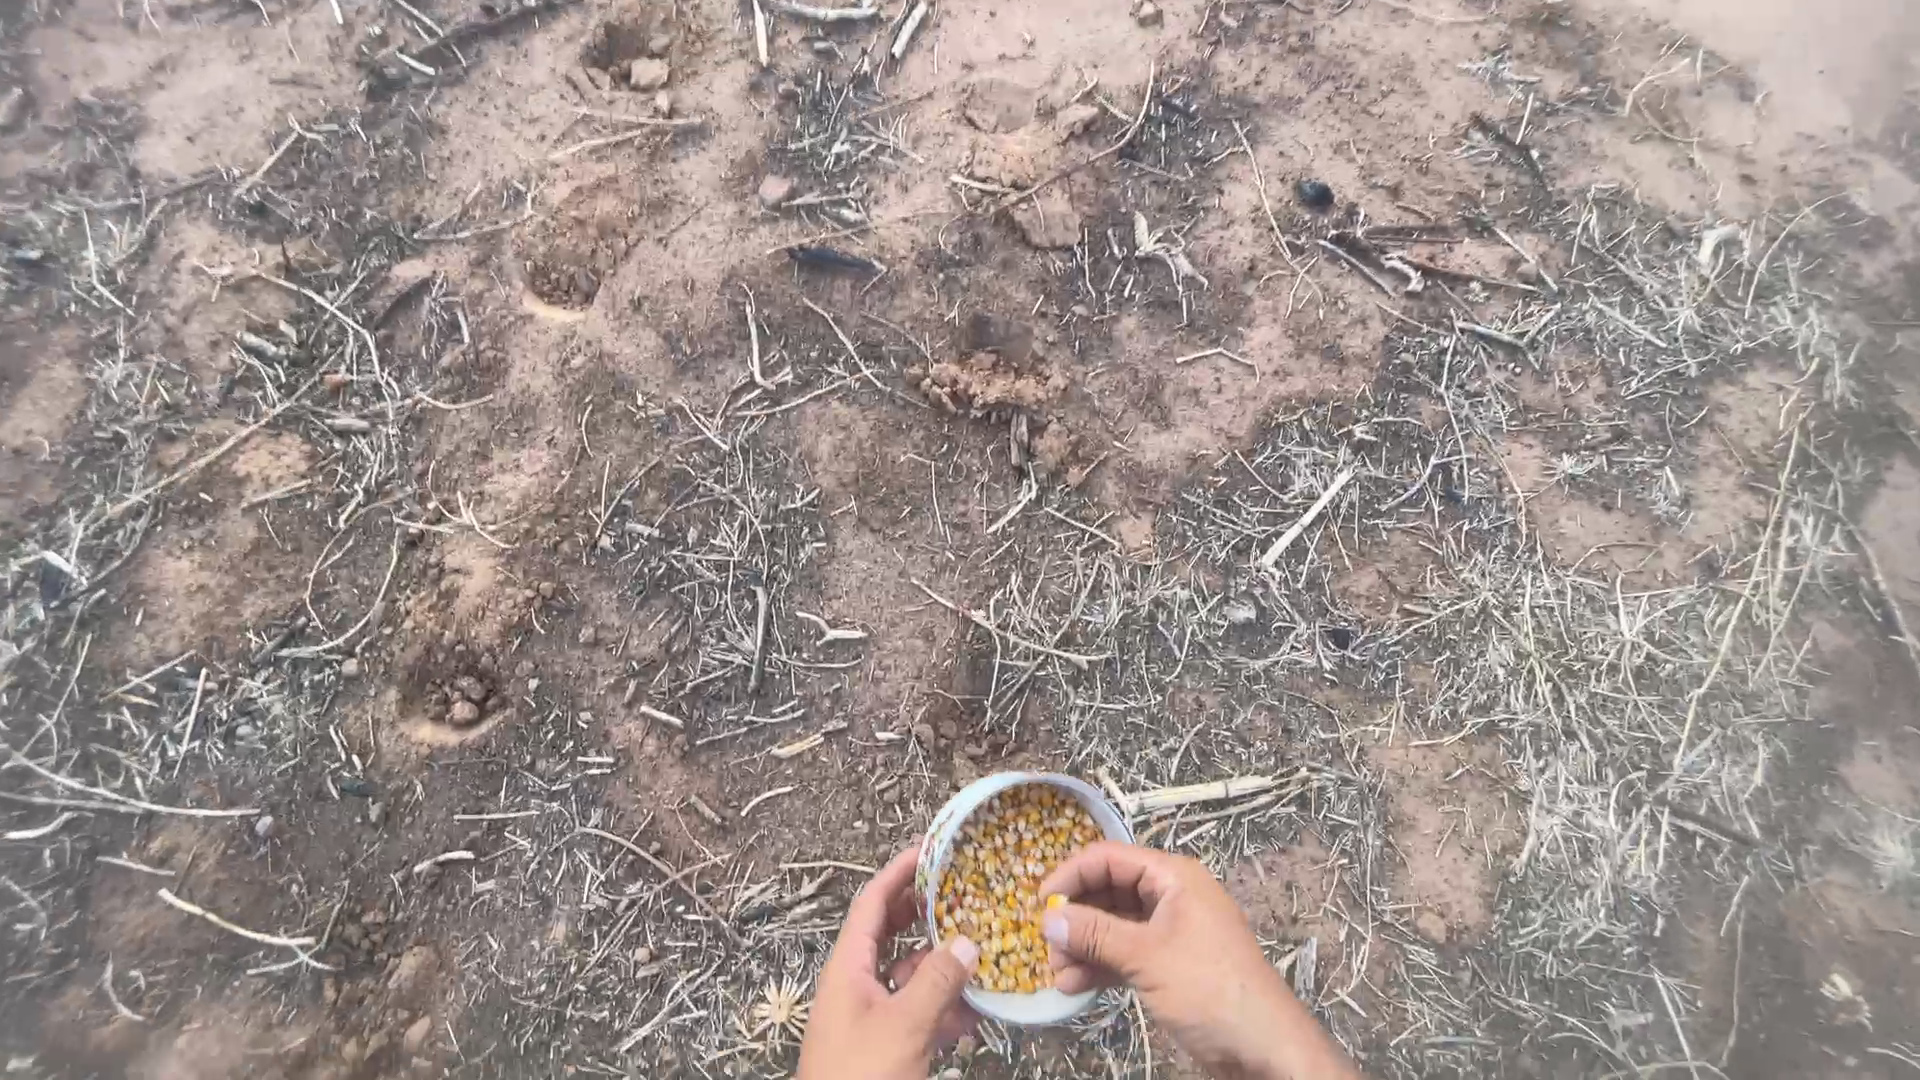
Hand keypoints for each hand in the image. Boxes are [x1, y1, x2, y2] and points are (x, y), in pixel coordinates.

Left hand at [796, 842, 981, 1079]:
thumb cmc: (859, 1079)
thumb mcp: (902, 1028)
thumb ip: (936, 982)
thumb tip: (967, 942)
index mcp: (847, 967)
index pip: (872, 902)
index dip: (899, 872)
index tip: (930, 851)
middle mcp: (855, 983)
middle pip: (890, 932)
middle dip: (925, 914)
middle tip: (961, 894)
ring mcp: (867, 1016)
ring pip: (906, 974)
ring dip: (940, 968)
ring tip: (977, 958)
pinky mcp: (881, 1046)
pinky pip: (913, 1012)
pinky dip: (940, 1010)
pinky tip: (970, 1021)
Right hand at [1039, 842, 1364, 1079]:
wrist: (1267, 1053)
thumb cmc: (1210, 989)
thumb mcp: (1147, 957)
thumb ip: (1095, 934)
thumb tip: (1048, 918)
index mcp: (1172, 877)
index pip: (1110, 858)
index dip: (1072, 875)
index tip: (1040, 902)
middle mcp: (1170, 896)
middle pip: (1109, 891)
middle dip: (1076, 916)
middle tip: (1046, 944)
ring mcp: (1170, 932)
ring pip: (1114, 926)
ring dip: (1084, 946)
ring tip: (1056, 973)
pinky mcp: (1170, 965)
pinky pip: (1125, 953)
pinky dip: (1100, 966)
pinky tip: (1074, 986)